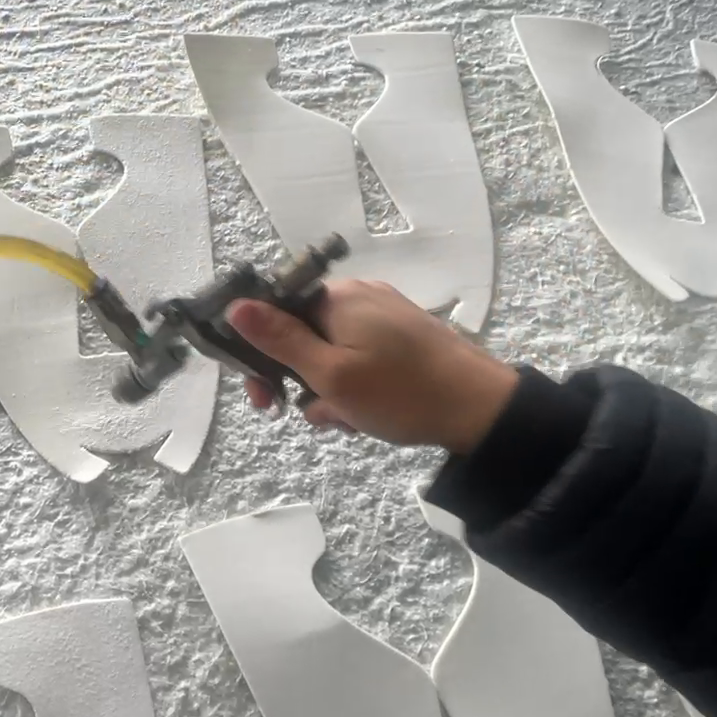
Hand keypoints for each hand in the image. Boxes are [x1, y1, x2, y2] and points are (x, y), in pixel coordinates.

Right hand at [226, 280, 517, 452]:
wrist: (482, 411)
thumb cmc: (399, 392)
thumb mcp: (330, 373)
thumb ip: (279, 340)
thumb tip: (234, 305)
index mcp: (337, 298)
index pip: (275, 311)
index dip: (258, 351)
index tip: (261, 391)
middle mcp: (357, 298)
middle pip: (299, 334)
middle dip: (295, 377)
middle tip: (300, 412)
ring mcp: (381, 317)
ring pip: (326, 353)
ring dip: (324, 390)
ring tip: (343, 418)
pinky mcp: (399, 338)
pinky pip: (354, 358)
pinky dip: (349, 386)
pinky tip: (361, 414)